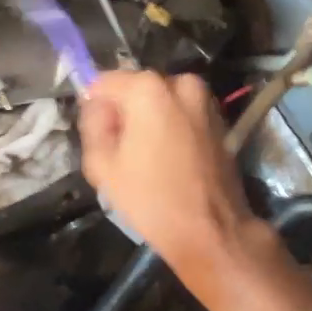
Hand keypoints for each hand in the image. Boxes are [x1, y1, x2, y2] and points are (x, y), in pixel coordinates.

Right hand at [78, 71, 264, 286]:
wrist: (211, 228)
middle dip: (123, 111)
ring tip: (144, 157)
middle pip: (135, 88)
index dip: (95, 107)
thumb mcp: (102, 165)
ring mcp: (204, 98)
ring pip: (160, 100)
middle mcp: (180, 83)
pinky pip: (181, 112)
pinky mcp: (219, 117)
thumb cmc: (152, 199)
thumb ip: (93, 125)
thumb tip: (98, 109)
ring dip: (148, 118)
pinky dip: (170, 125)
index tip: (98, 136)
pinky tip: (167, 158)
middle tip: (119, 150)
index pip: (104, 82)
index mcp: (148, 89)